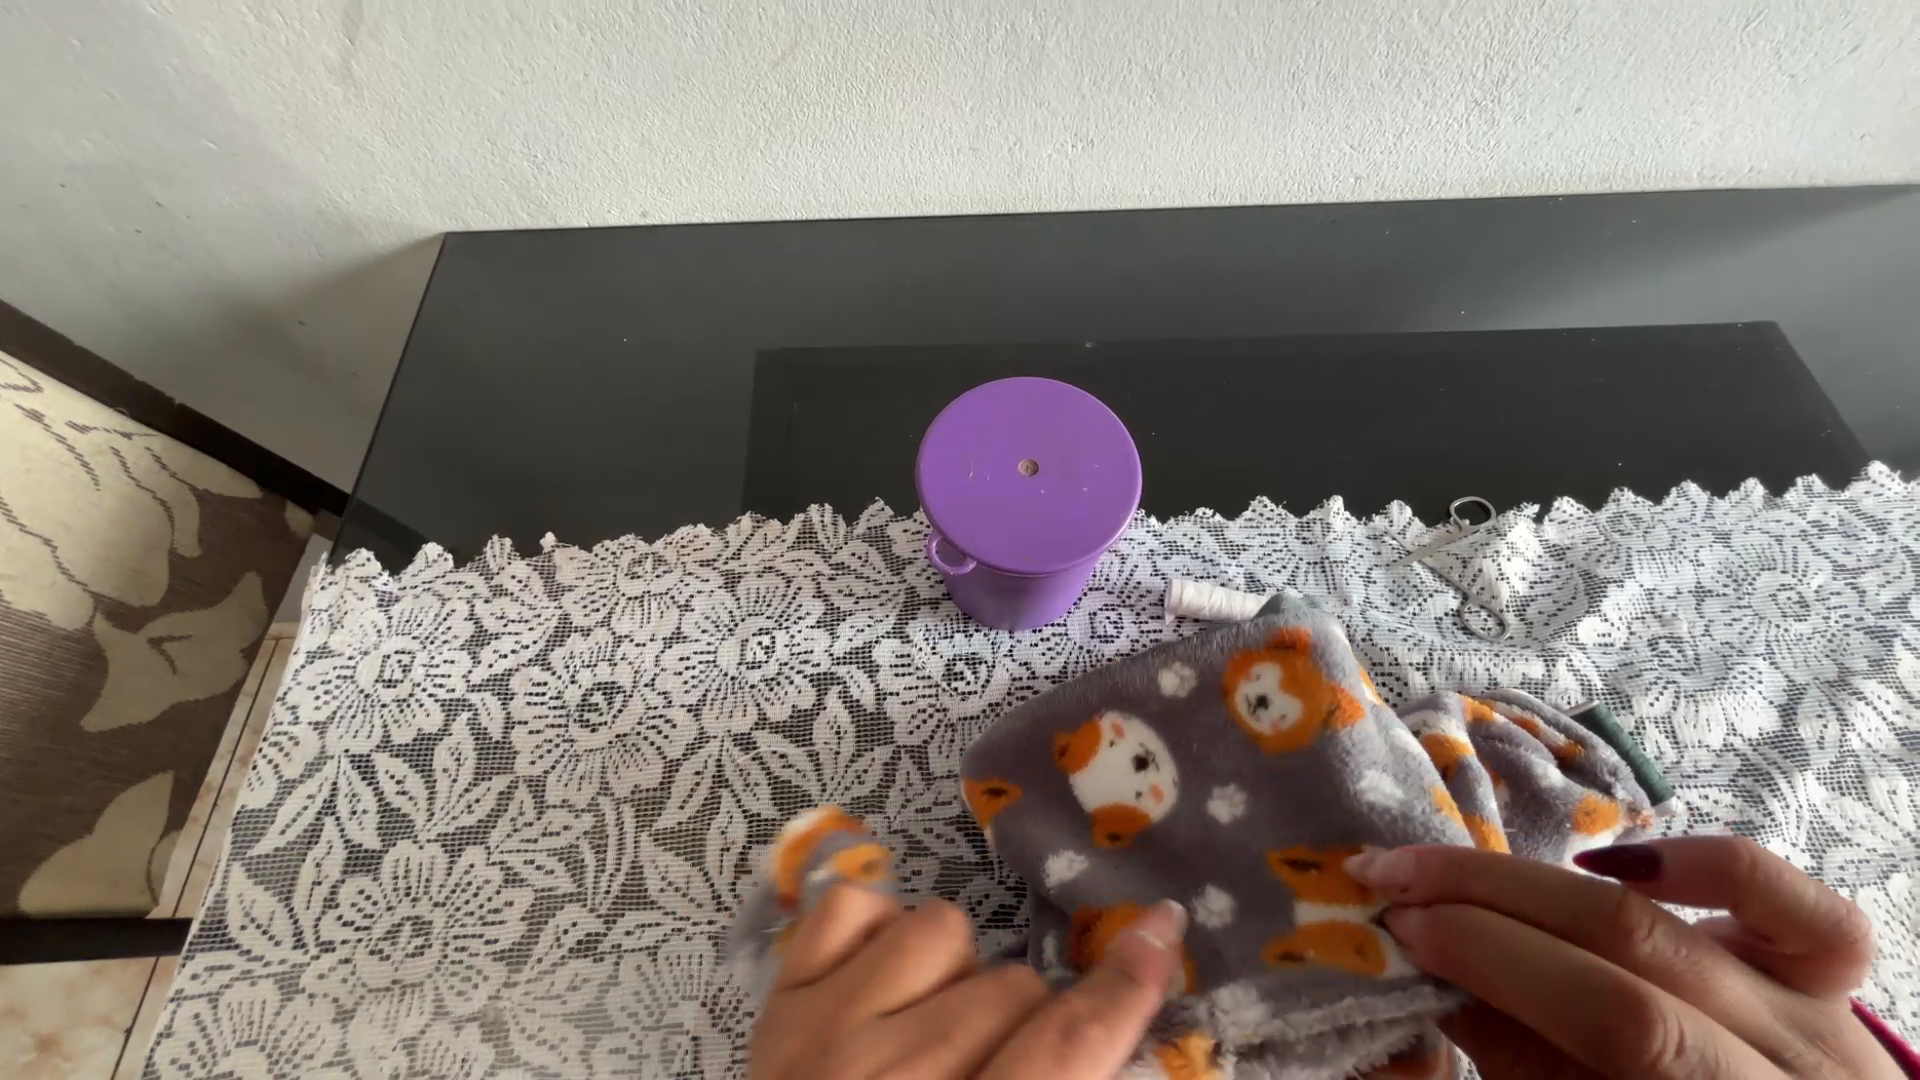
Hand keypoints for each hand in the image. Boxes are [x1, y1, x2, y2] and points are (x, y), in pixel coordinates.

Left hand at [750, 884, 1186, 1079]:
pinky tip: (876, 983)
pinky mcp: (780, 999)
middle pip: (1012, 987)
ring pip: (941, 929)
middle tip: (995, 1064)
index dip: (1123, 987)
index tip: (1160, 931)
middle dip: (1024, 1019)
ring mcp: (822, 1032)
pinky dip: (877, 929)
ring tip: (928, 1027)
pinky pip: (855, 904)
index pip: (1064, 1045)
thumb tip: (1099, 1035)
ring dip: (953, 972)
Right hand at [1344, 836, 1901, 1078]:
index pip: (1611, 1015)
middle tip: (1386, 877)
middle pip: (1623, 941)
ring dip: (1515, 871)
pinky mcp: (1825, 976)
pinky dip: (1705, 863)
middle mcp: (1792, 1064)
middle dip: (1477, 895)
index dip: (1488, 955)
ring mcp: (1822, 1015)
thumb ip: (1505, 1047)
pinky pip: (1802, 906)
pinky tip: (1608, 860)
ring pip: (1655, 910)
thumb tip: (1416, 955)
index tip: (1396, 924)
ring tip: (1434, 860)